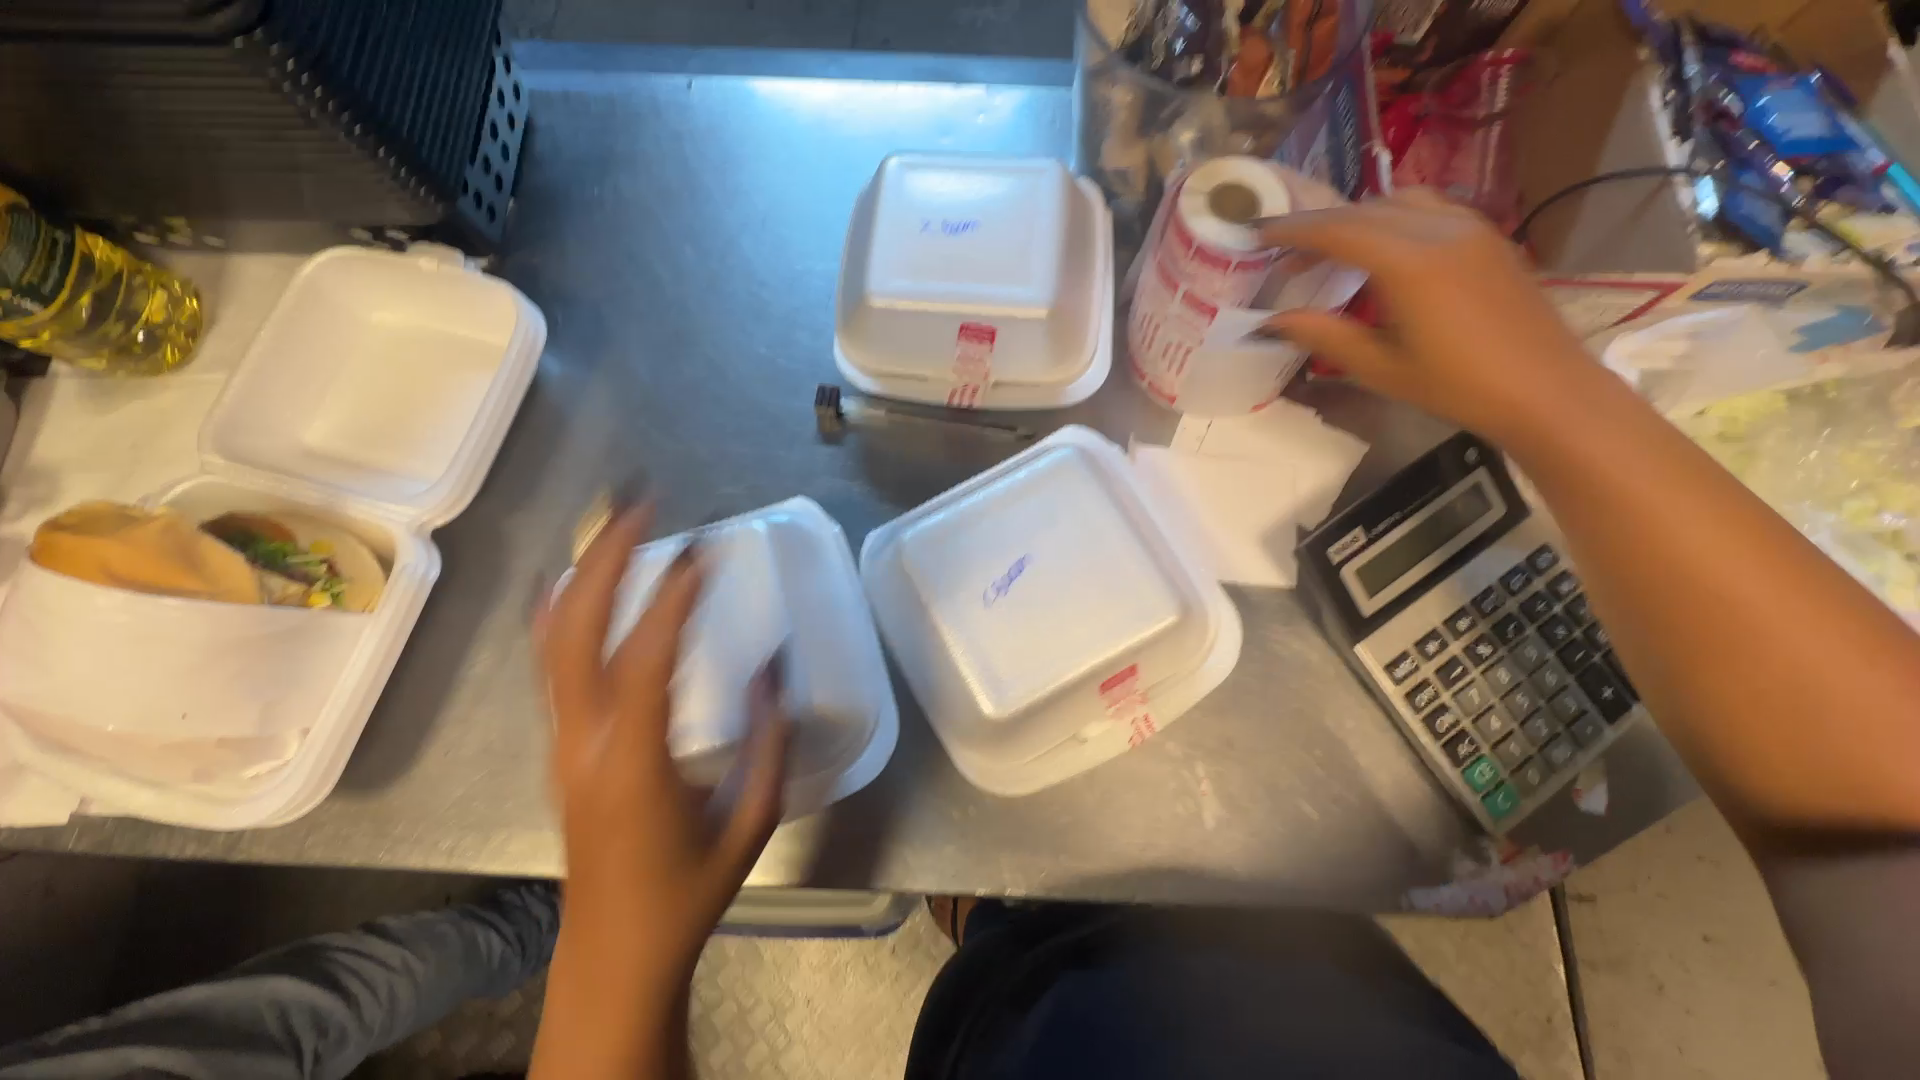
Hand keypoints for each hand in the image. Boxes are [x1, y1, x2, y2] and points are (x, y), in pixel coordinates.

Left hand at [535, 505, 789, 978]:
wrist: (615, 949)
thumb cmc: (689, 890)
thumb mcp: (751, 820)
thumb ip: (769, 739)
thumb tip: (776, 664)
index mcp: (636, 763)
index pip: (646, 658)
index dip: (673, 597)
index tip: (702, 549)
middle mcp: (584, 742)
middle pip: (577, 630)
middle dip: (607, 559)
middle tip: (641, 506)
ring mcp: (561, 743)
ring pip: (552, 641)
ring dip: (583, 575)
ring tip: (616, 526)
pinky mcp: (558, 747)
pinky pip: (549, 666)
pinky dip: (560, 612)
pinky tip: (576, 582)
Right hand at [1258, 189, 1599, 440]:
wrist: (1546, 390)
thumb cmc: (1457, 387)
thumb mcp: (1380, 367)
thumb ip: (1323, 335)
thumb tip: (1270, 321)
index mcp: (1410, 263)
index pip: (1336, 230)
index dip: (1292, 230)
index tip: (1258, 232)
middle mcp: (1440, 230)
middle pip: (1365, 209)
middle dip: (1320, 224)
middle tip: (1285, 249)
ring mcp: (1471, 227)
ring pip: (1400, 201)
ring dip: (1358, 216)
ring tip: (1332, 246)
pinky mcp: (1489, 237)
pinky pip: (1431, 208)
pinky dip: (1394, 216)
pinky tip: (1385, 248)